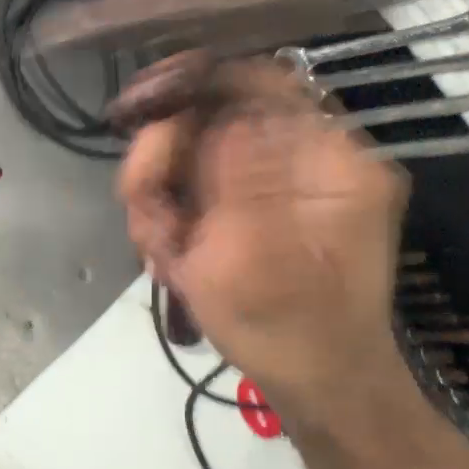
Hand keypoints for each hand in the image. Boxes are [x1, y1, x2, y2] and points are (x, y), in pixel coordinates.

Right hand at [117, 61, 409, 402]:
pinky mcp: (241, 202)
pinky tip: (173, 257)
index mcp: (326, 156)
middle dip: (161, 164)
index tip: (142, 106)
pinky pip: (180, 184)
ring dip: (155, 199)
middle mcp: (297, 155)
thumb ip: (232, 166)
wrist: (315, 387)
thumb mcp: (258, 246)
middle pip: (204, 116)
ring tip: (165, 250)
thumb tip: (207, 91)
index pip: (257, 81)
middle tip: (148, 208)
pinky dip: (163, 217)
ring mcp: (266, 178)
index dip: (194, 82)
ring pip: (180, 153)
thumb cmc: (292, 324)